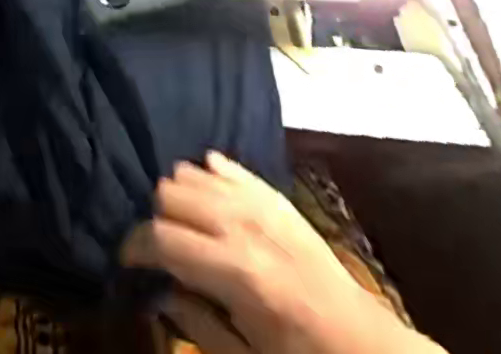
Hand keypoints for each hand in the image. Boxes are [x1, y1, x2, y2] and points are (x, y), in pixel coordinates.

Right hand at [122, 153, 440, 353]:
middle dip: (155, 218)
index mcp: (237, 271)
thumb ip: (195, 322)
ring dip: (177, 195)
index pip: (161, 237)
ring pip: (190, 171)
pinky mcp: (275, 198)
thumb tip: (159, 288)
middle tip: (161, 248)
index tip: (128, 260)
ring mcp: (261, 205)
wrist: (372, 351)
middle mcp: (244, 225)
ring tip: (182, 224)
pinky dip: (206, 173)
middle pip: (169, 193)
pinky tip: (204, 194)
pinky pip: (225, 165)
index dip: (134, 246)